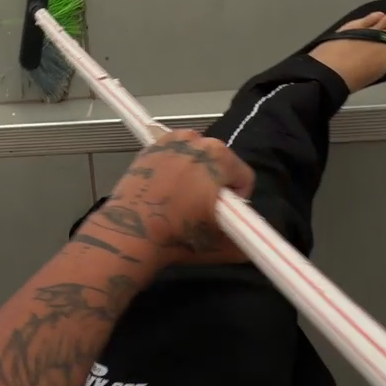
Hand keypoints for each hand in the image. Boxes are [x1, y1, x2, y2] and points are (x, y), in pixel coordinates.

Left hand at [73, 130, 254, 267]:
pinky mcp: (150, 146)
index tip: (227, 214)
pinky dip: (175, 165)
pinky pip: (173, 153)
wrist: (133, 229)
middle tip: (205, 207)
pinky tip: (167, 187)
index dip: (239, 198)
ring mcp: (170, 139)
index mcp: (220, 156)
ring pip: (196, 154)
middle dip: (217, 182)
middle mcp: (197, 139)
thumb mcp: (225, 246)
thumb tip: (252, 235)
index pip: (244, 175)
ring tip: (185, 197)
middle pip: (220, 161)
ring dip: (197, 171)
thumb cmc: (181, 234)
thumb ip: (248, 238)